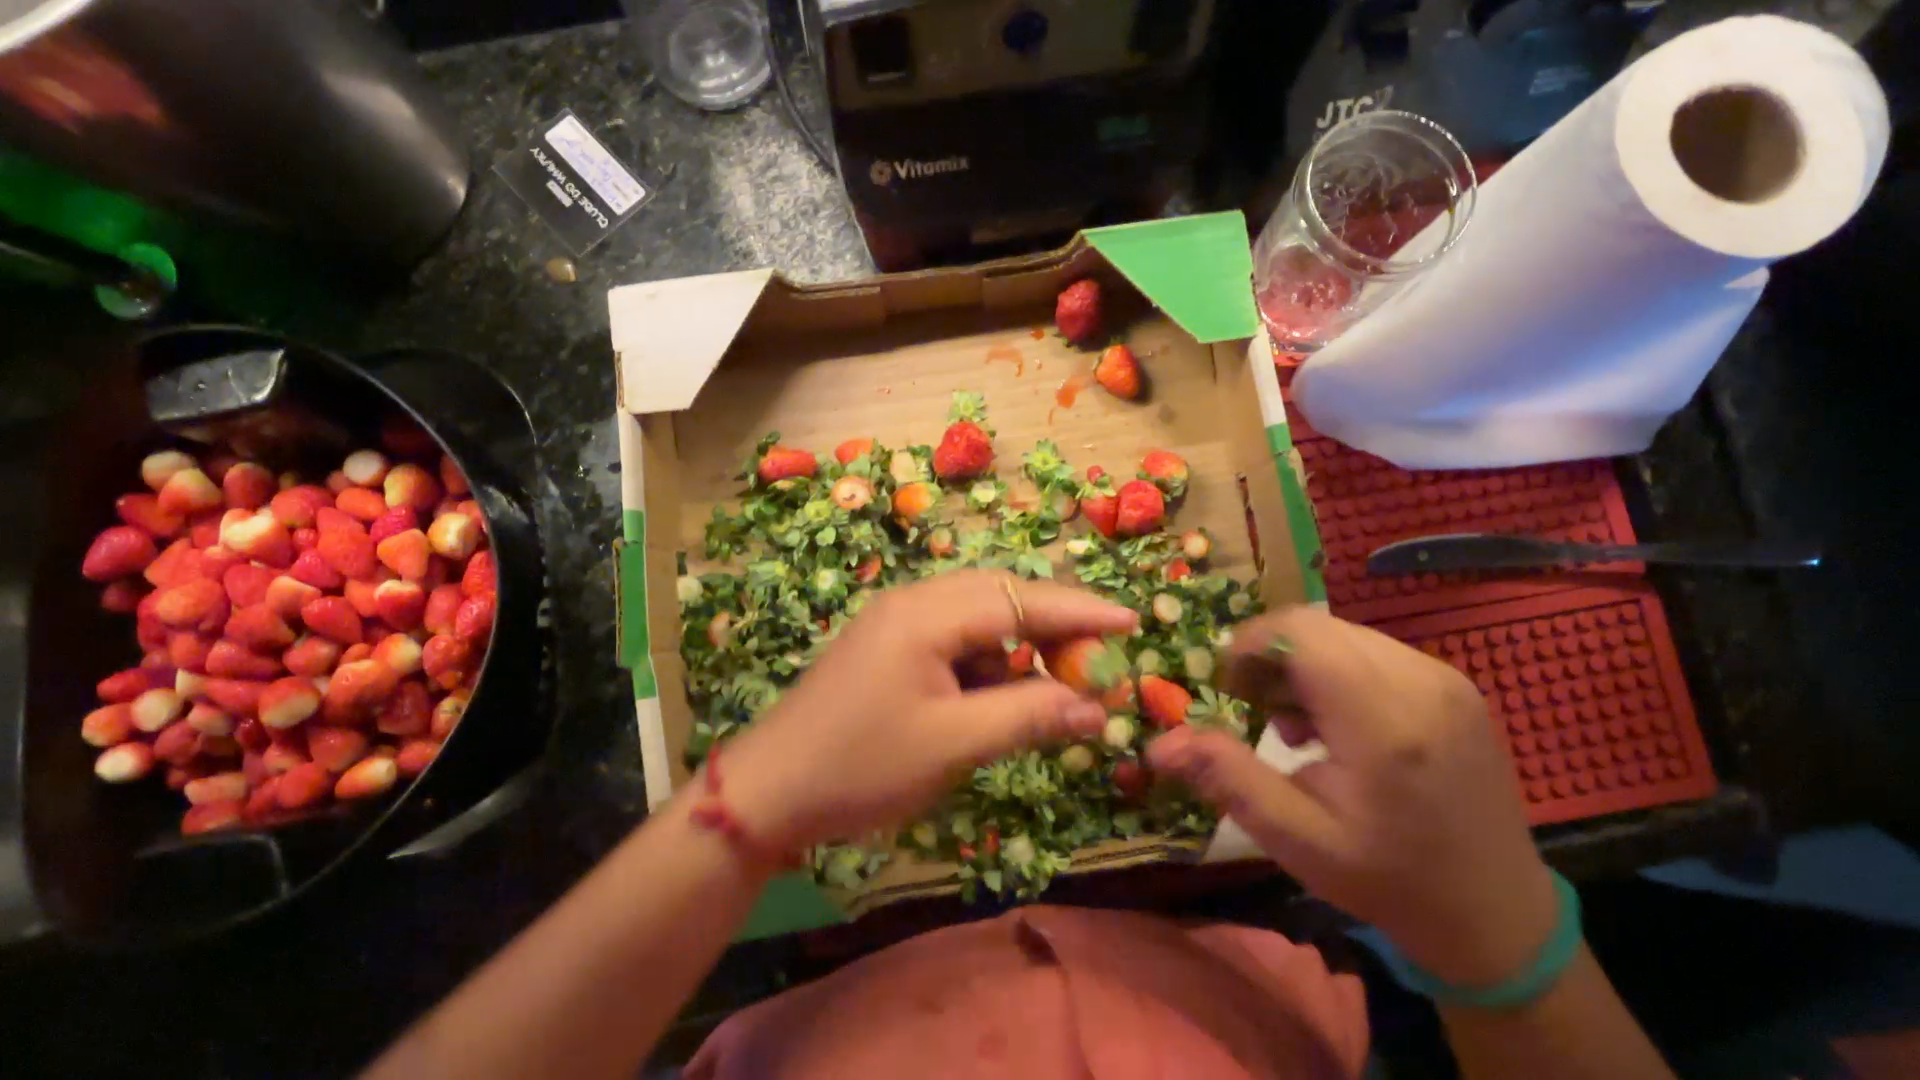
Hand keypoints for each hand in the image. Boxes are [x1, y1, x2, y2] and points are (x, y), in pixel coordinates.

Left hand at [717, 570, 1137, 853]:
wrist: (767, 793)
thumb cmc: (860, 767)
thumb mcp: (953, 745)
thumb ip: (1028, 717)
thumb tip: (1096, 707)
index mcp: (924, 614)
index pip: (1020, 598)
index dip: (1081, 611)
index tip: (1132, 621)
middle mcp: (910, 604)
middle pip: (1000, 598)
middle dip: (1054, 628)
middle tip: (1098, 662)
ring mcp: (893, 625)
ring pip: (976, 621)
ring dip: (1019, 650)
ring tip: (1054, 689)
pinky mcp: (885, 651)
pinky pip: (951, 643)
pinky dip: (985, 666)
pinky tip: (999, 699)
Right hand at [1147, 606, 1559, 987]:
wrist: (1494, 911)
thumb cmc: (1386, 879)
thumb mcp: (1297, 838)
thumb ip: (1229, 778)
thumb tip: (1159, 743)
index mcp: (1381, 719)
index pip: (1298, 632)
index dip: (1247, 646)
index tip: (1226, 690)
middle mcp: (1420, 681)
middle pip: (1318, 626)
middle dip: (1270, 656)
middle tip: (1251, 709)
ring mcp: (1446, 679)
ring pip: (1346, 634)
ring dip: (1304, 663)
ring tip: (1294, 725)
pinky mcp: (1458, 686)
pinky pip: (1378, 651)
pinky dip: (1341, 671)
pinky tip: (1338, 725)